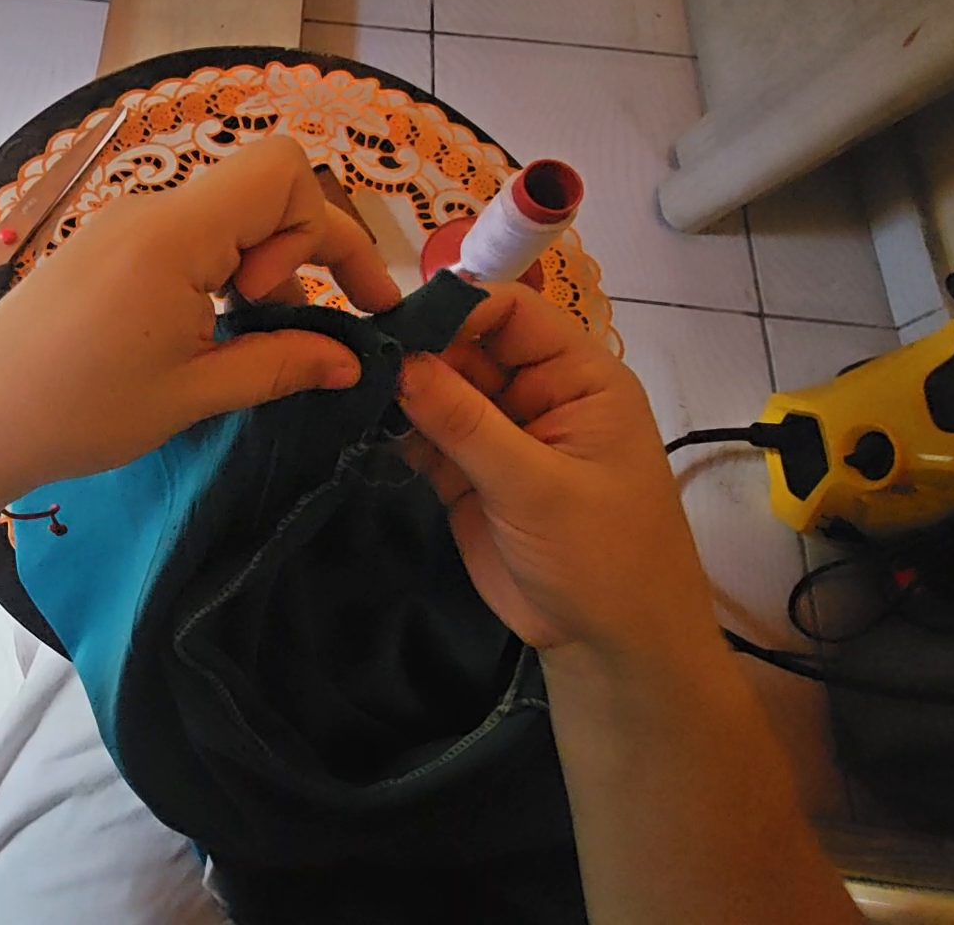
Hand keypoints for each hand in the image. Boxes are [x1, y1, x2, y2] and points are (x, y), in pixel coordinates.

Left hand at [0, 135, 400, 546]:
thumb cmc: (80, 412)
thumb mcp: (193, 394)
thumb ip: (281, 365)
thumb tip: (350, 361)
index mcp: (176, 233)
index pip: (285, 173)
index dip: (325, 229)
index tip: (311, 302)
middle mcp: (151, 210)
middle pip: (261, 194)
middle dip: (303, 252)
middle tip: (302, 328)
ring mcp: (123, 225)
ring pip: (225, 221)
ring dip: (260, 269)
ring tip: (255, 340)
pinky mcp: (104, 248)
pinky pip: (186, 240)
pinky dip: (219, 274)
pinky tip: (210, 330)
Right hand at [395, 283, 717, 663]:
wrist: (605, 644)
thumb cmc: (601, 558)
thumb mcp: (536, 487)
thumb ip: (465, 422)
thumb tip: (401, 361)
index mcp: (576, 379)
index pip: (513, 314)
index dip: (458, 309)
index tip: (396, 325)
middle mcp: (533, 394)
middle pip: (465, 347)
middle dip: (417, 352)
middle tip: (357, 361)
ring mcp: (497, 433)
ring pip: (438, 389)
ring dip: (399, 391)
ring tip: (348, 389)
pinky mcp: (466, 469)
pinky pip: (425, 432)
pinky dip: (395, 429)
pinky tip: (358, 425)